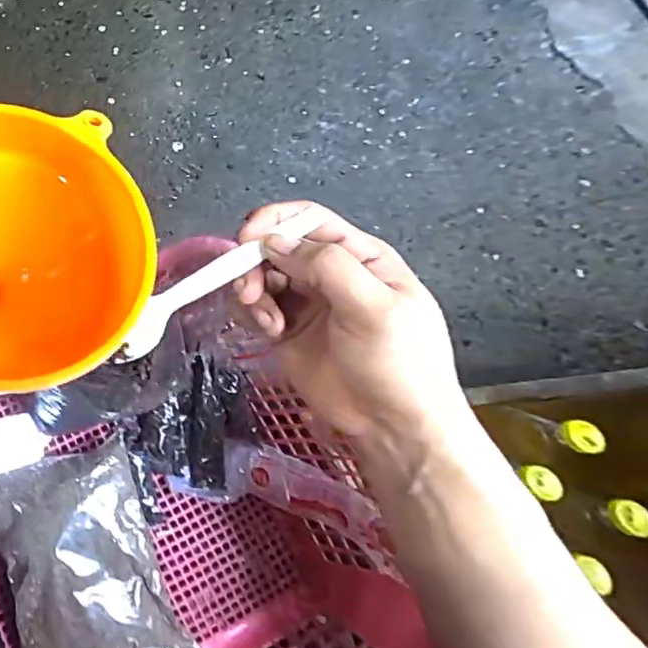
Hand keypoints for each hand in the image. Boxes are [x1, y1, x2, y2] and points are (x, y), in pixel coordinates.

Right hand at [234, 202, 467, 440]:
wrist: (393, 428)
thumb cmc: (401, 366)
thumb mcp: (374, 307)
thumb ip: (327, 266)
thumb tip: (275, 241)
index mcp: (360, 257)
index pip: (310, 220)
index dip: (274, 222)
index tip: (247, 239)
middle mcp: (331, 273)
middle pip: (278, 246)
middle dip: (255, 261)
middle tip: (248, 289)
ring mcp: (309, 302)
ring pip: (264, 274)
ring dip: (253, 289)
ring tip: (262, 317)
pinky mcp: (289, 329)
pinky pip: (260, 305)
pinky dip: (255, 313)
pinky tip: (270, 332)